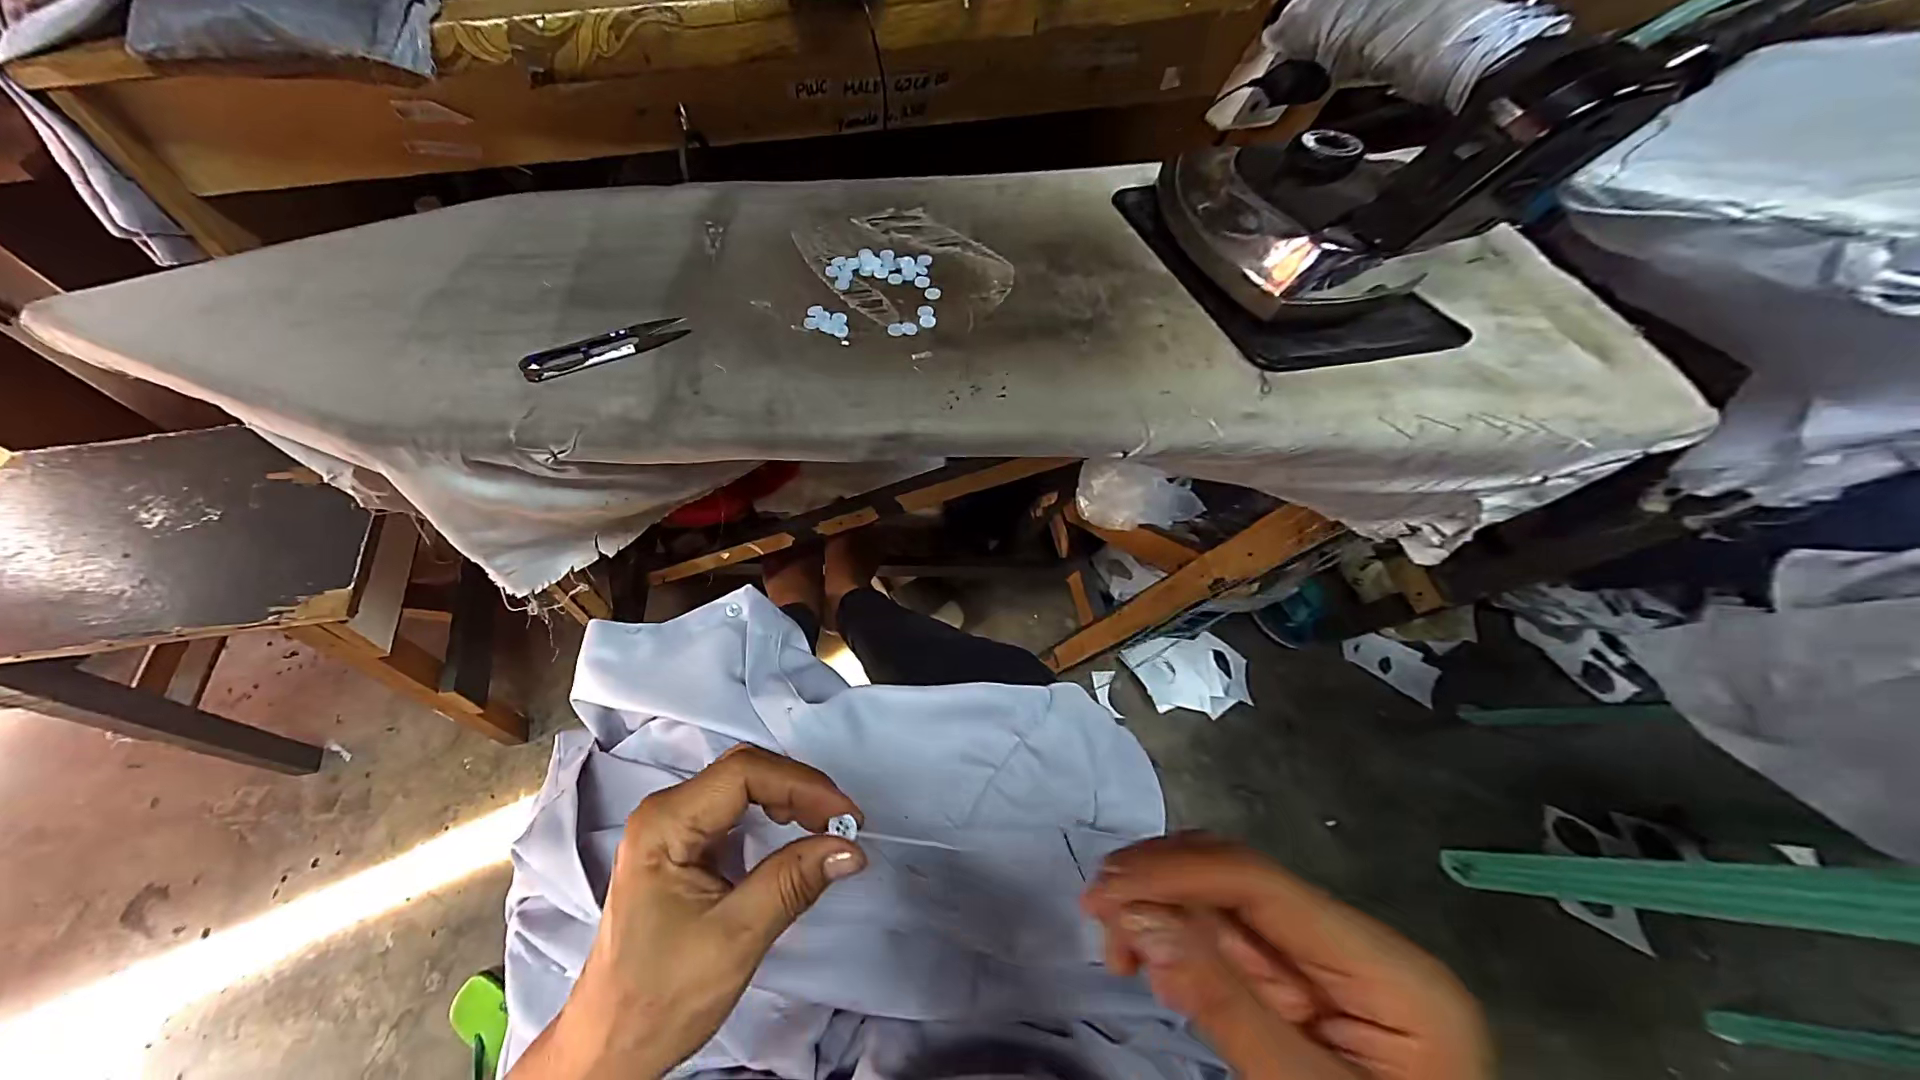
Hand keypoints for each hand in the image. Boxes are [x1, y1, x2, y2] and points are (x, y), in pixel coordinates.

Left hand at [511, 745, 866, 1079]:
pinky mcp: (683, 844)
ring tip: (828, 826)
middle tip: (843, 821)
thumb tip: (849, 847)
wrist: (610, 1048)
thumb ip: (792, 882)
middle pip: (745, 771)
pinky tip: (797, 831)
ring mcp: (671, 826)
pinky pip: (737, 808)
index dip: (802, 785)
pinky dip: (775, 813)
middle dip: (800, 789)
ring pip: (744, 785)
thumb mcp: (735, 938)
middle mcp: (664, 812)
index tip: (846, 816)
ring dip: (791, 798)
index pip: (745, 773)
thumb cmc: (660, 998)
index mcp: (664, 824)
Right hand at [1082, 833, 1490, 1079]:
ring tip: (1115, 945)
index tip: (1107, 887)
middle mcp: (1355, 946)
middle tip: (1097, 911)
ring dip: (1160, 911)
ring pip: (1225, 905)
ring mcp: (1327, 965)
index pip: (1263, 884)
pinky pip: (1229, 944)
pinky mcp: (1301, 988)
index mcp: (1387, 968)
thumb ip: (1226, 1005)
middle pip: (1240, 882)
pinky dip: (1179, 944)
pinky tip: (1147, 958)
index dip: (1177, 872)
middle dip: (1161, 885)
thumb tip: (1141, 920)